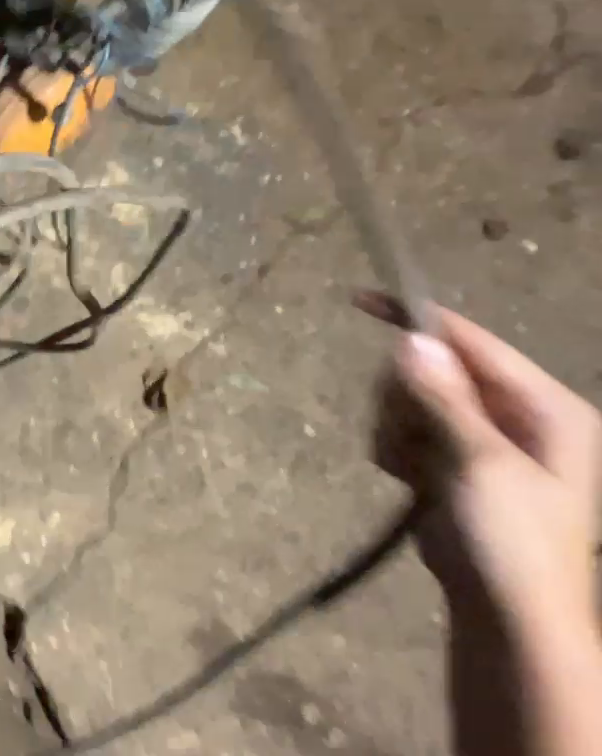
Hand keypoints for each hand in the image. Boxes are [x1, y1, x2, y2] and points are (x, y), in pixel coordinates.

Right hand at [371, 302, 600, 632]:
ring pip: (407, 400)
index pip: (473, 343)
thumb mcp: (480, 464)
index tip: (359, 298)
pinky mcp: (450, 458)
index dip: (419, 318)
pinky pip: (401, 429)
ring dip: (397, 430)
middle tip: (411, 437)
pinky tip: (411, 479)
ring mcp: (482, 438)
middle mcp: (516, 416)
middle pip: (429, 371)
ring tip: (415, 470)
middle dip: (404, 399)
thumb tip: (413, 339)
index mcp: (546, 410)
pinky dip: (395, 450)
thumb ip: (445, 400)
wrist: (506, 608)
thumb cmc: (514, 538)